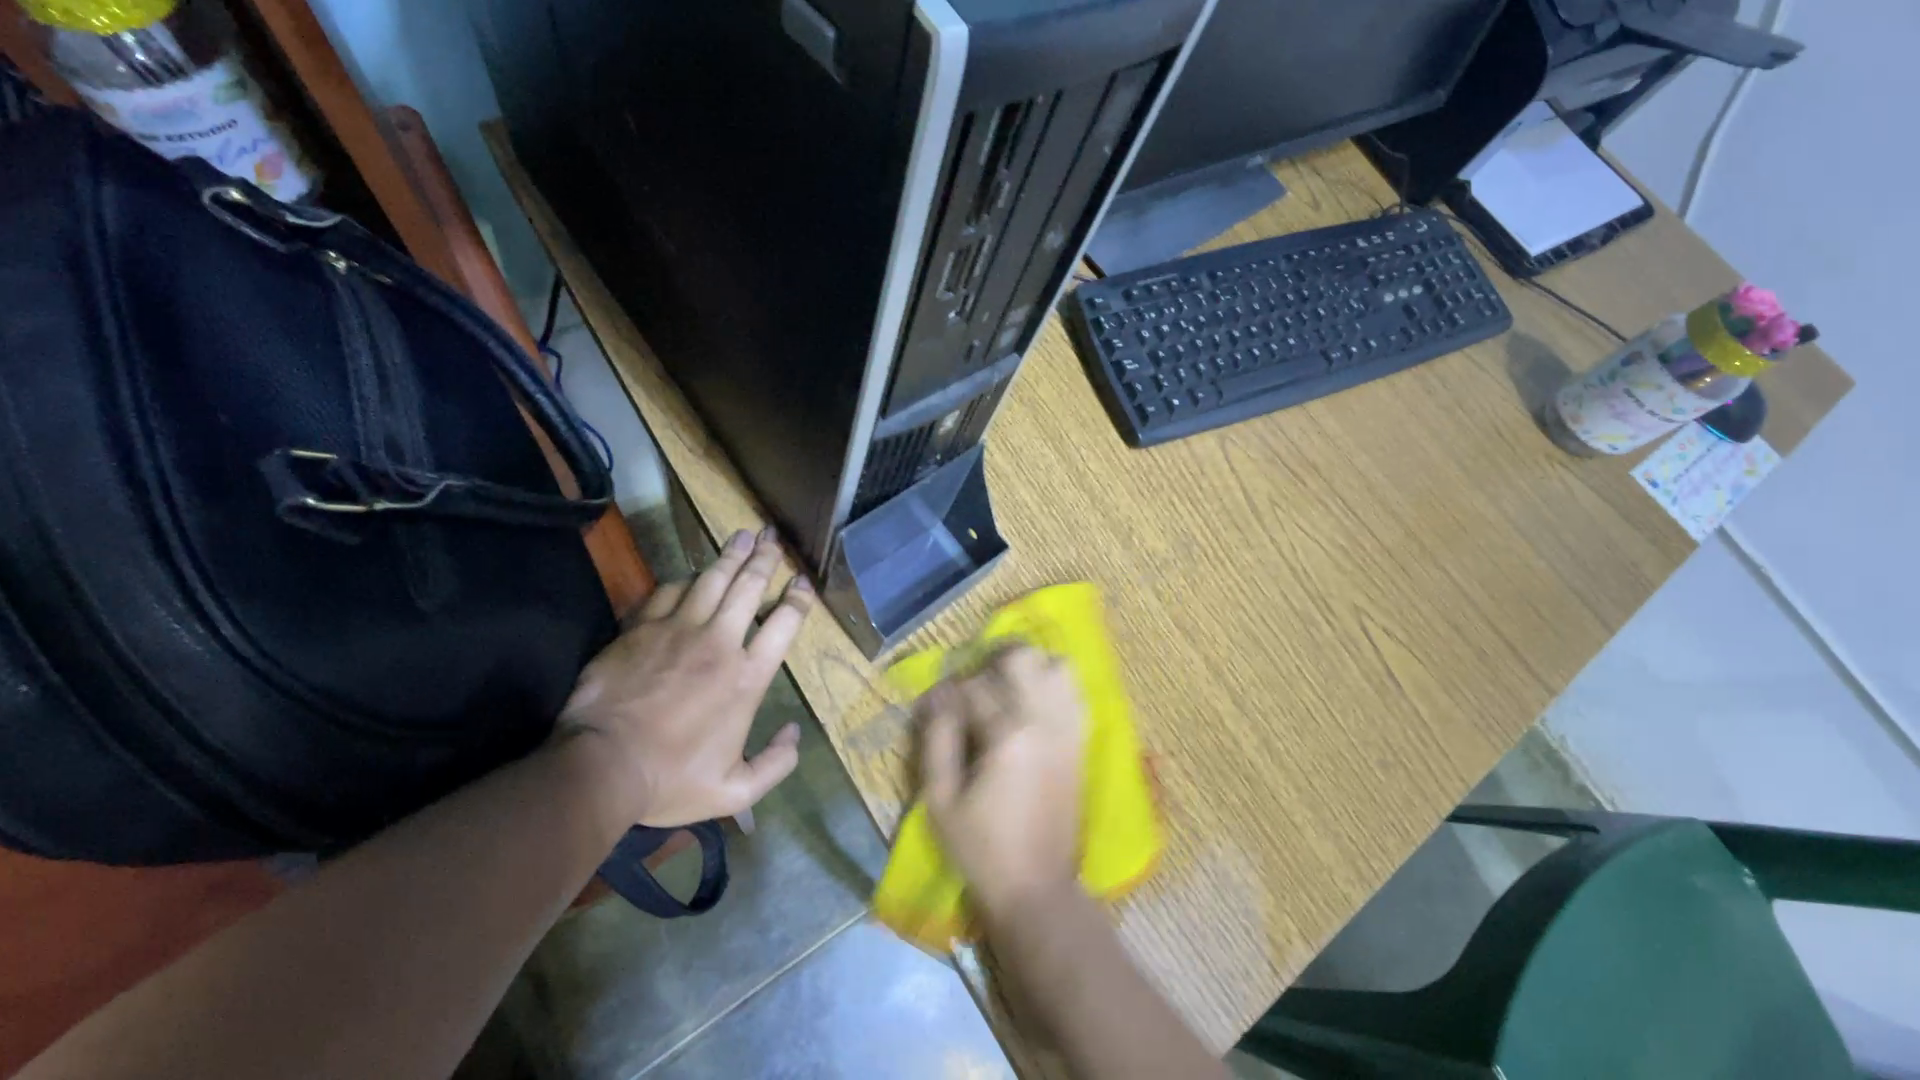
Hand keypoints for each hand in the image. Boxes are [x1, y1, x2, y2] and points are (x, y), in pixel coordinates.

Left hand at [556, 527, 812, 828]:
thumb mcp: (735, 791)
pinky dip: (683, 580)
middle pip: (749, 588)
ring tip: (742, 535)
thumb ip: (776, 764)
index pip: (783, 624)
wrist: (602, 765)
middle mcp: (719, 643)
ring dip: (730, 556)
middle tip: (773, 537)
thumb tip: (795, 733)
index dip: (798, 597)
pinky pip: (667, 592)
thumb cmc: (671, 780)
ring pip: (711, 580)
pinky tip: (689, 575)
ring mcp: (677, 630)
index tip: (803, 580)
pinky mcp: (640, 629)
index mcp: (747, 678)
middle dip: (766, 559)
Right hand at [919, 645, 1087, 920]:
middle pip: (1021, 657)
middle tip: (970, 689)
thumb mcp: (940, 799)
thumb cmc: (980, 848)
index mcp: (1007, 735)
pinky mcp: (1081, 742)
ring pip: (1055, 664)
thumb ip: (937, 739)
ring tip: (1004, 690)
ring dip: (1027, 668)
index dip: (946, 692)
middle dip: (989, 663)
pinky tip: (1030, 705)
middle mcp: (1045, 721)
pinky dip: (1052, 685)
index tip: (934, 709)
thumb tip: (936, 697)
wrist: (1037, 887)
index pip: (972, 685)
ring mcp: (1069, 729)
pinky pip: (1074, 692)